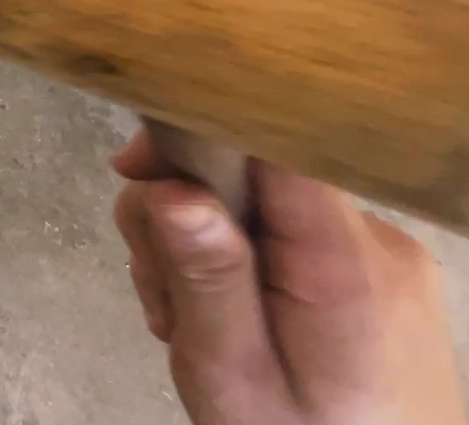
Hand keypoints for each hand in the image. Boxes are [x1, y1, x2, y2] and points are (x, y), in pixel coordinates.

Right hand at [112, 131, 465, 424]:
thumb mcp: (231, 367)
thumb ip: (207, 276)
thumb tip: (170, 190)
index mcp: (349, 264)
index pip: (271, 149)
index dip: (192, 138)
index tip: (132, 169)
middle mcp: (373, 241)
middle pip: (238, 175)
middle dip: (170, 215)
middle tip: (159, 287)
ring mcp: (371, 253)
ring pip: (239, 200)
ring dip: (186, 244)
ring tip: (183, 314)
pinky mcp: (358, 266)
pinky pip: (263, 228)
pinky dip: (218, 257)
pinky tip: (209, 309)